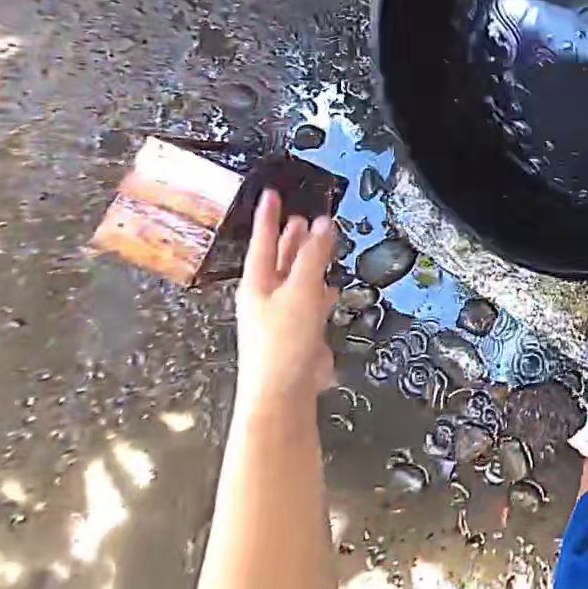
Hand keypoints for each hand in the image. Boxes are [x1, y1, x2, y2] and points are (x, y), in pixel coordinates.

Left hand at [235, 188, 337, 407]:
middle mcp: (266, 297)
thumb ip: (313, 256)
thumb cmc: (282, 344)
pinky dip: (321, 288)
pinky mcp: (298, 331)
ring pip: (297, 278)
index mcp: (257, 284)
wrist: (283, 394)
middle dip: (291, 237)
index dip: (267, 216)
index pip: (263, 240)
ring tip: (320, 243)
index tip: (269, 194)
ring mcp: (281, 315)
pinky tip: (330, 289)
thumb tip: (322, 225)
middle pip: (279, 258)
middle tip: (300, 217)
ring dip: (309, 260)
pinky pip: (309, 300)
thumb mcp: (301, 291)